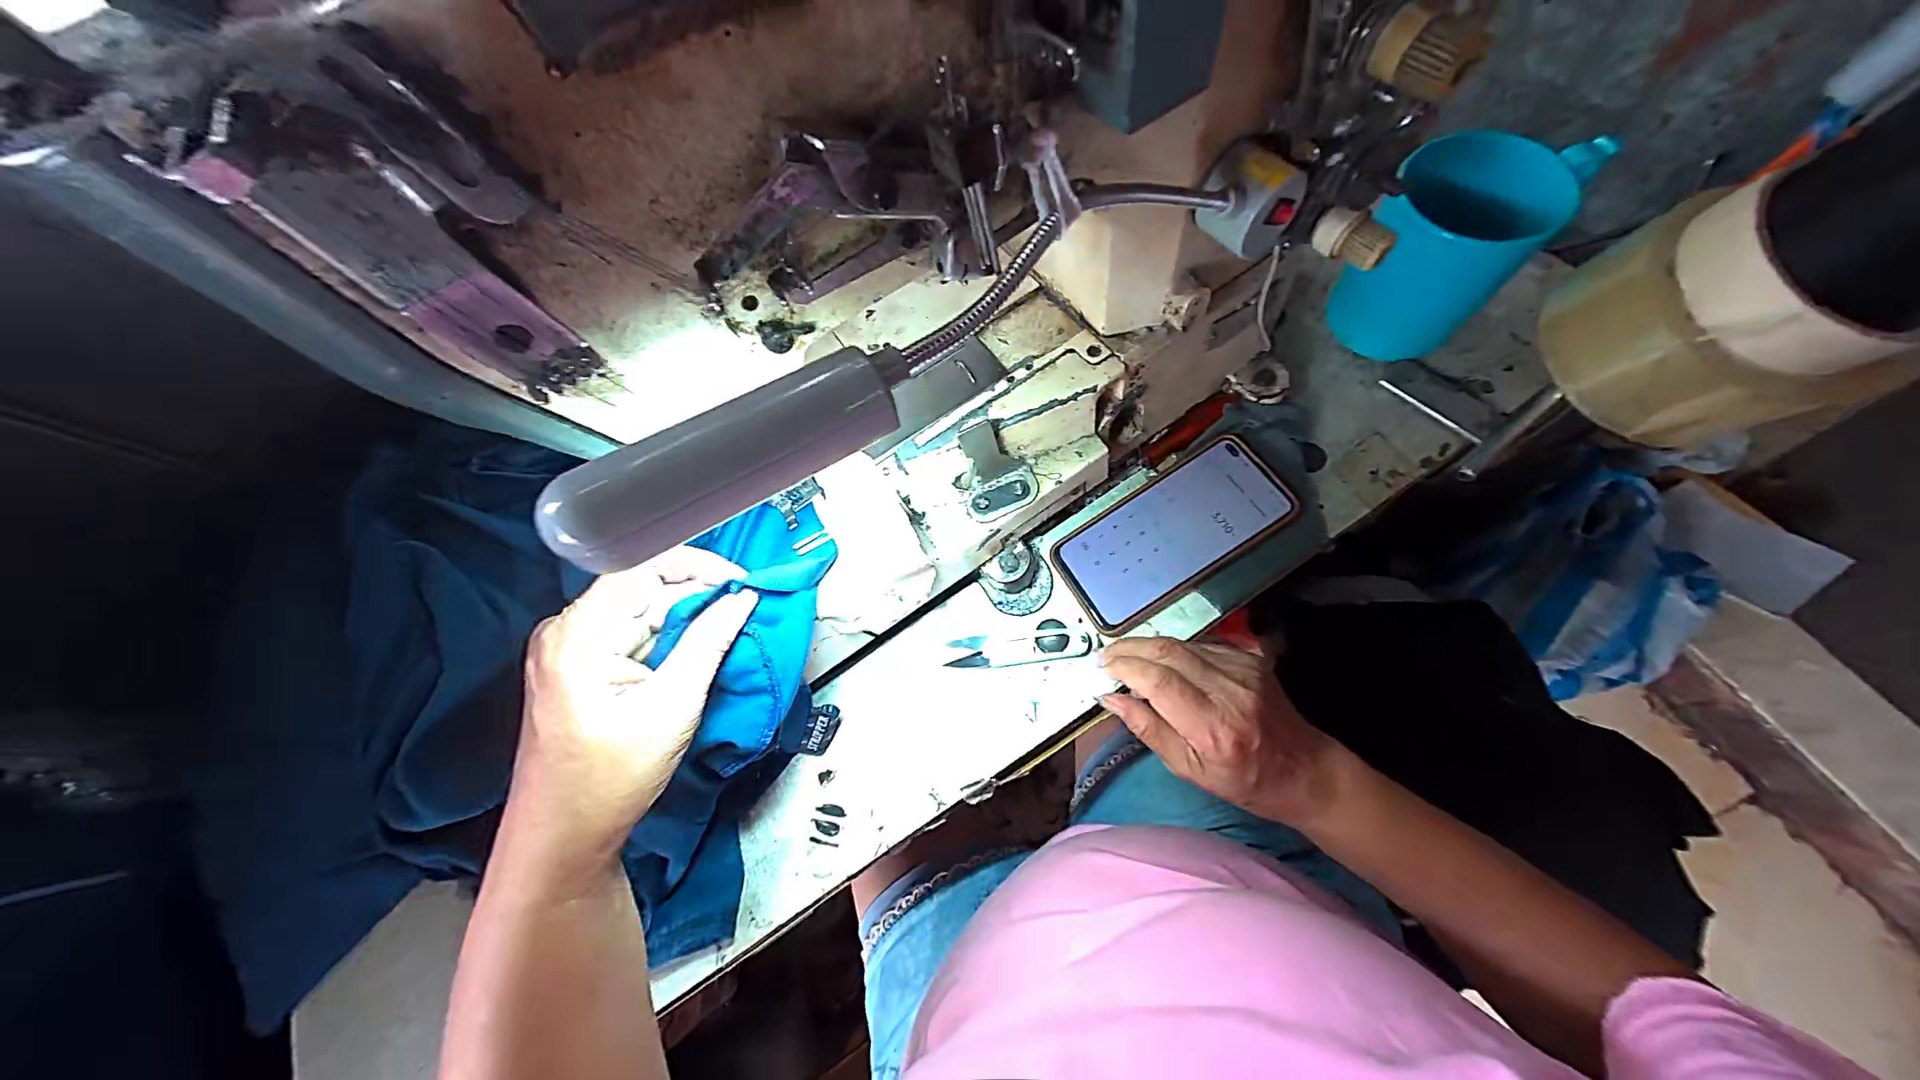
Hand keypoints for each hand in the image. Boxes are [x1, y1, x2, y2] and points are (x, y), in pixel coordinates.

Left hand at [514, 548, 759, 857]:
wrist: (562, 841)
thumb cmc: (608, 782)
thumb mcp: (673, 707)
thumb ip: (708, 643)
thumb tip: (742, 599)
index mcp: (577, 636)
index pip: (641, 568)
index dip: (697, 566)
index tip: (742, 582)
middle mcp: (567, 632)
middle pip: (641, 587)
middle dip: (698, 592)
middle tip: (744, 605)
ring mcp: (571, 650)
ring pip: (641, 610)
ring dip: (687, 615)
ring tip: (730, 625)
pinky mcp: (582, 668)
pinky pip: (633, 634)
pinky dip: (670, 635)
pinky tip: (698, 646)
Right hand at [1099, 637, 1339, 826]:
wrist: (1306, 770)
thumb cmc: (1245, 781)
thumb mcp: (1189, 770)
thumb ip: (1148, 730)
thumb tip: (1111, 700)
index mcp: (1213, 727)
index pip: (1159, 681)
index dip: (1126, 668)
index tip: (1104, 669)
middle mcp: (1230, 691)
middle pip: (1168, 652)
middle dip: (1130, 649)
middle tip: (1107, 657)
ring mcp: (1243, 670)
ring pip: (1182, 644)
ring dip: (1148, 646)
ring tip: (1127, 657)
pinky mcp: (1250, 659)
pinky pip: (1200, 645)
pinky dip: (1174, 649)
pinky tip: (1161, 660)